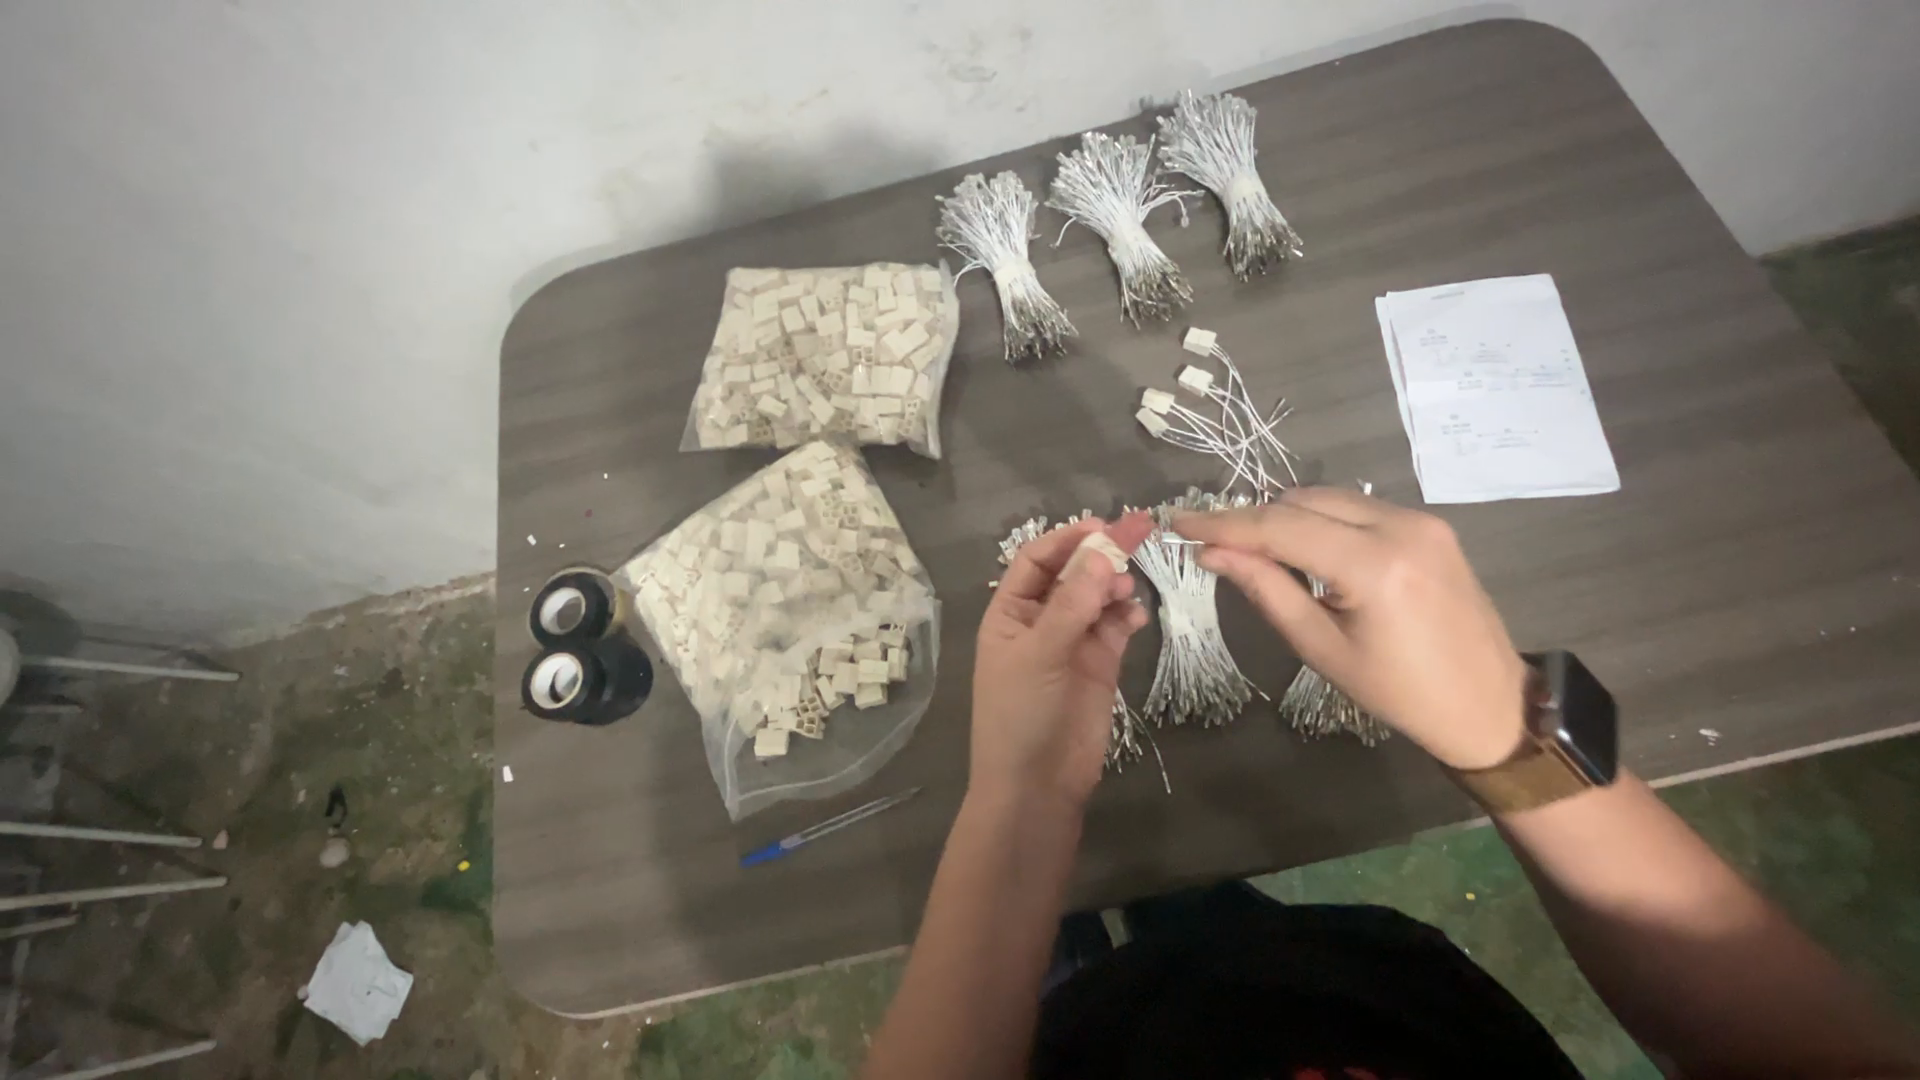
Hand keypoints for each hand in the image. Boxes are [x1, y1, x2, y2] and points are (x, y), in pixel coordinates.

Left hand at [972, 514, 1152, 811]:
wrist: (1037, 785)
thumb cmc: (1020, 715)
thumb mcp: (1038, 656)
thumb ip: (1070, 606)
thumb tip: (1101, 555)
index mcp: (1009, 613)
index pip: (1036, 561)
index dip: (1067, 540)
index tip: (1101, 526)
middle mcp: (1039, 621)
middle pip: (1072, 574)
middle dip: (1101, 552)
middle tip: (1139, 528)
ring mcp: (1071, 643)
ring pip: (1096, 598)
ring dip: (1114, 584)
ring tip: (1128, 585)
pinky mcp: (1099, 665)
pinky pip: (1113, 627)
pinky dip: (1125, 615)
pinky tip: (1134, 613)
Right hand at [1175, 487, 1525, 769]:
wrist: (1491, 705)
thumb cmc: (1399, 692)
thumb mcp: (1321, 647)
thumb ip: (1266, 589)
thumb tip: (1212, 553)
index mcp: (1375, 566)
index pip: (1280, 528)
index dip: (1223, 524)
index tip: (1180, 522)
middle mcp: (1401, 526)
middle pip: (1300, 501)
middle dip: (1251, 520)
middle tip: (1214, 547)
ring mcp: (1419, 520)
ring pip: (1326, 497)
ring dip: (1283, 518)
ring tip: (1254, 551)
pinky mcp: (1428, 525)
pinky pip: (1354, 507)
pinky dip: (1317, 521)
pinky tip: (1303, 550)